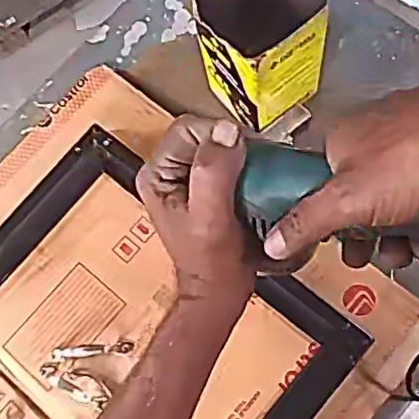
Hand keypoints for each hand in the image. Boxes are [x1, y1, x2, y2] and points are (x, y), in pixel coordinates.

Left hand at [137, 116, 256, 306]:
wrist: (221, 289)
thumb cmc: (210, 264)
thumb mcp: (210, 217)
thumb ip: (213, 173)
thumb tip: (227, 133)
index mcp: (157, 175)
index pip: (187, 128)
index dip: (219, 133)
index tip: (245, 149)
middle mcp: (171, 173)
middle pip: (205, 134)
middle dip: (234, 143)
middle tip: (257, 160)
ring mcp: (192, 181)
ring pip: (220, 147)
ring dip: (243, 155)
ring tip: (260, 170)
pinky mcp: (211, 189)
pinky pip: (231, 163)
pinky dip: (248, 167)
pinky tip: (258, 180)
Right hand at [262, 85, 418, 266]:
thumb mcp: (351, 199)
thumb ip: (307, 222)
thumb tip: (274, 240)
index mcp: (342, 139)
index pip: (309, 181)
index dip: (313, 216)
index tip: (319, 241)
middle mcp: (377, 139)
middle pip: (355, 200)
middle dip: (364, 235)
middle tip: (368, 252)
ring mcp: (415, 151)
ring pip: (394, 206)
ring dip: (400, 236)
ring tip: (411, 247)